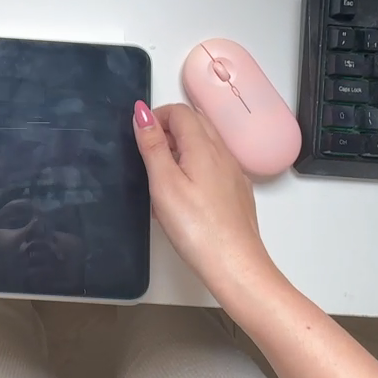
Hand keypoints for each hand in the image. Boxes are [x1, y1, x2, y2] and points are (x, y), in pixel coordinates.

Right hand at [132, 102, 282, 304]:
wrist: (236, 267)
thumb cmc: (197, 229)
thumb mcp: (164, 184)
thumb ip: (152, 145)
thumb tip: (142, 112)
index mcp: (204, 147)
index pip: (180, 111)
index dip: (157, 116)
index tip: (140, 136)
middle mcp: (223, 154)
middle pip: (196, 121)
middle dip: (169, 127)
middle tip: (148, 151)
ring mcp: (233, 173)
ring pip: (206, 142)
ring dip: (182, 145)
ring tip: (161, 174)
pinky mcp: (237, 191)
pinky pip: (214, 163)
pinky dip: (195, 163)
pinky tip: (183, 193)